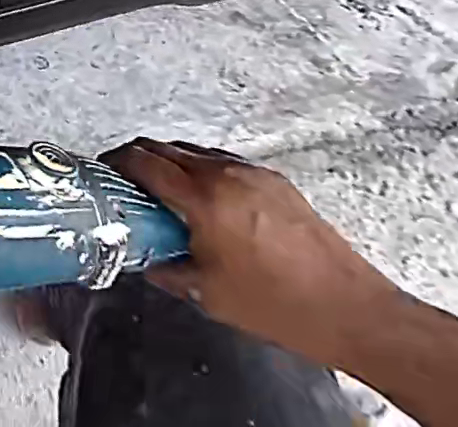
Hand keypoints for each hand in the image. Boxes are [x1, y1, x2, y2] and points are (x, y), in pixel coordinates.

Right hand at [109, 138, 411, 371]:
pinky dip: (199, 168)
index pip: (143, 161)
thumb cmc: (278, 305)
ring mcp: (251, 171)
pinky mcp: (273, 179)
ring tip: (162, 189)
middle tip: (125, 180)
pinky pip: (221, 160)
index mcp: (203, 198)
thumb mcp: (208, 295)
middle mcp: (223, 172)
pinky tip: (203, 197)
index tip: (103, 170)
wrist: (354, 311)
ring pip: (193, 150)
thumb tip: (144, 258)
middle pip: (164, 147)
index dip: (116, 161)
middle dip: (137, 157)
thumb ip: (166, 269)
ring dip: (169, 161)